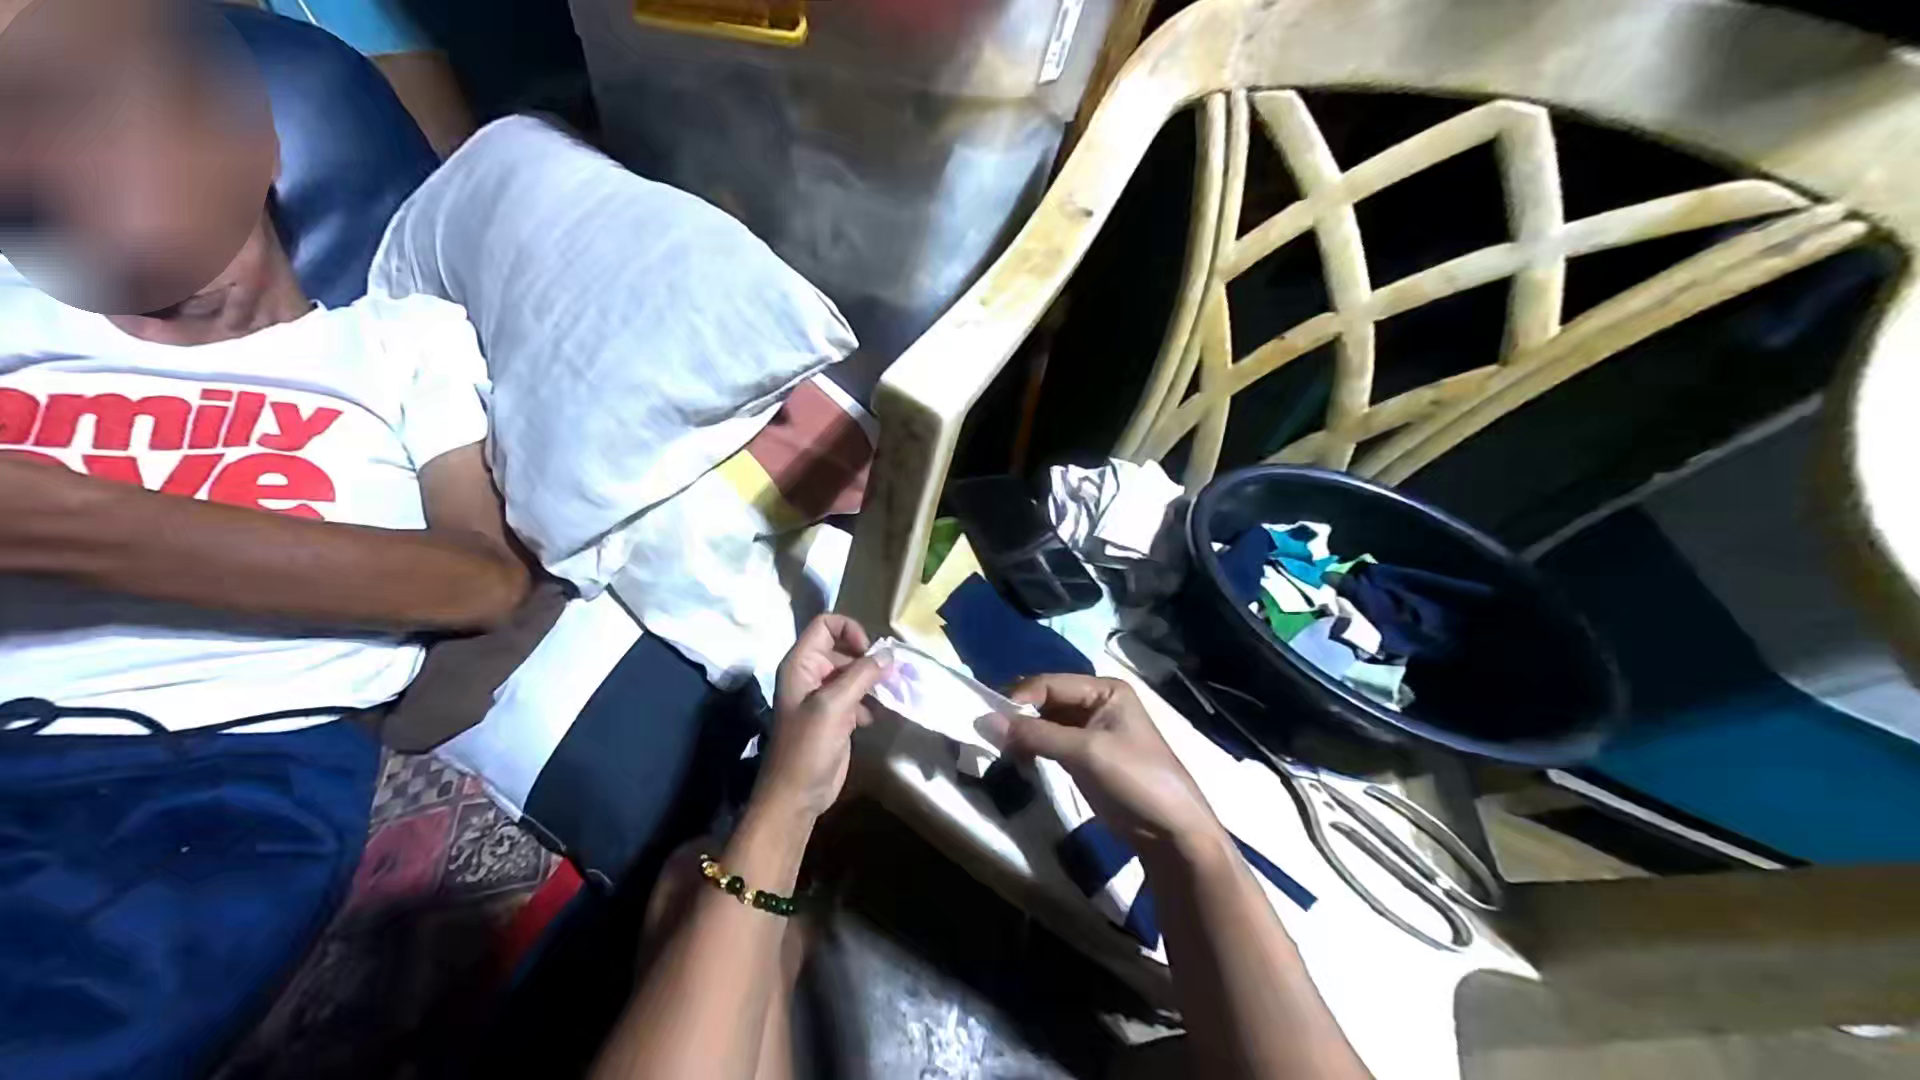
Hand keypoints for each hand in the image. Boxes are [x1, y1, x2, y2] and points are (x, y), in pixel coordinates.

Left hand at [758, 614, 887, 820]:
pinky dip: (869, 700)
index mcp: (801, 664)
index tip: (869, 651)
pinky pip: (857, 695)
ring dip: (872, 680)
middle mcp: (811, 674)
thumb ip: (861, 675)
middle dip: (867, 657)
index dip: (849, 629)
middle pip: (842, 647)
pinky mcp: (835, 715)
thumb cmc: (808, 746)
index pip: (825, 624)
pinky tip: (873, 717)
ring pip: (853, 672)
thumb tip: (888, 654)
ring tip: (889, 693)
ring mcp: (823, 696)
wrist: (796, 795)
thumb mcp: (834, 705)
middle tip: (889, 674)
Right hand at [985, 675, 1225, 858]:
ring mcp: (1088, 730)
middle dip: (1018, 714)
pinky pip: (1048, 742)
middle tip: (988, 731)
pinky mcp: (1082, 755)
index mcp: (1104, 689)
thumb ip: (1036, 735)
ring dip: (1021, 732)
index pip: (1050, 683)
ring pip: (1043, 721)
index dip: (1020, 698)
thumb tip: (984, 721)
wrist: (1170, 832)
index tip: (989, 718)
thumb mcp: (1085, 752)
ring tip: (997, 746)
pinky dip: (1030, 747)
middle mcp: (1095, 702)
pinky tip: (1014, 757)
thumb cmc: (1135, 779)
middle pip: (1045, 700)